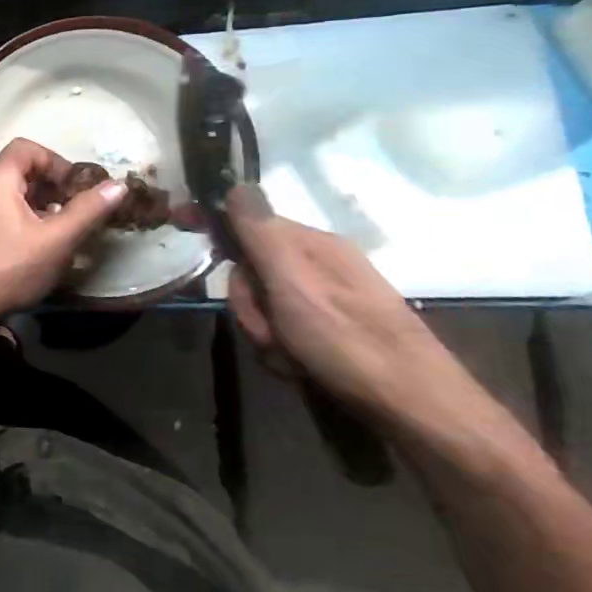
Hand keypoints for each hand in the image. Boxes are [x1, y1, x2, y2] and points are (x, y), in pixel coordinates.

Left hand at [0, 138, 126, 331]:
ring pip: (2, 194)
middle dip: (47, 186)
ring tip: (51, 232)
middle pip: (14, 170)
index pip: (26, 148)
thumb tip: (118, 186)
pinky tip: (23, 248)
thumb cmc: (7, 270)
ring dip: (30, 205)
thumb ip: (88, 211)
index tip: (74, 188)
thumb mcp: (56, 241)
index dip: (55, 161)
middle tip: (69, 212)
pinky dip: (11, 218)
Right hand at [226, 185, 467, 417]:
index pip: (249, 222)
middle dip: (247, 305)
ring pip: (262, 306)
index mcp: (313, 247)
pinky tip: (299, 367)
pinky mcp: (328, 331)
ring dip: (263, 332)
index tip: (177, 222)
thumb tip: (236, 184)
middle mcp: (318, 267)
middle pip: (249, 272)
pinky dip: (281, 350)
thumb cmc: (349, 341)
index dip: (213, 223)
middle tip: (267, 329)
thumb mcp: (294, 284)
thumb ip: (261, 235)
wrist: (413, 408)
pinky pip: (281, 330)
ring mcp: (324, 300)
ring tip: (289, 356)